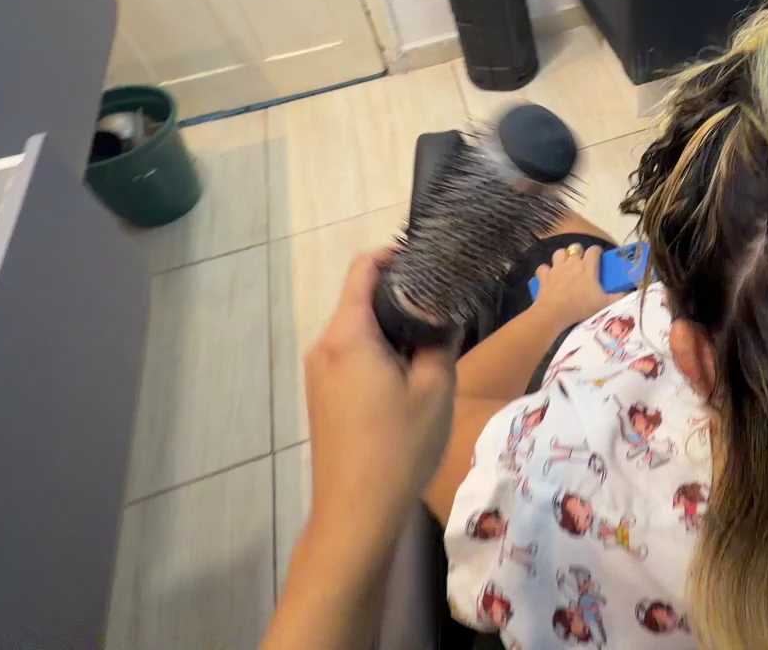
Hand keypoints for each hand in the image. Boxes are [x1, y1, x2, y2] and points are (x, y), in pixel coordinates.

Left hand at [302, 249, 455, 542]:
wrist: (356, 514)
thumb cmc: (399, 444)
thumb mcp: (436, 385)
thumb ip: (442, 338)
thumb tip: (447, 312)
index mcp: (348, 335)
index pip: (363, 269)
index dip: (395, 254)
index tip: (431, 257)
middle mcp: (325, 346)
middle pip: (361, 297)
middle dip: (402, 291)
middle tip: (445, 297)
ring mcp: (320, 372)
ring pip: (359, 326)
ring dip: (394, 322)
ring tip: (435, 332)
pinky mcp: (324, 394)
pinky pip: (352, 350)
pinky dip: (381, 345)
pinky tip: (411, 366)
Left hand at [531, 244, 612, 327]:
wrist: (554, 313)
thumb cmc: (581, 307)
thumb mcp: (605, 304)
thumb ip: (618, 297)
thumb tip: (629, 291)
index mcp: (588, 266)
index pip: (594, 250)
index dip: (597, 251)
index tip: (599, 257)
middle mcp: (572, 262)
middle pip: (576, 247)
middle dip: (579, 252)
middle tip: (582, 262)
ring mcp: (556, 268)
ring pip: (559, 253)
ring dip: (562, 257)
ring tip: (565, 265)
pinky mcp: (544, 276)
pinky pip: (543, 267)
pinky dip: (545, 271)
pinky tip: (548, 276)